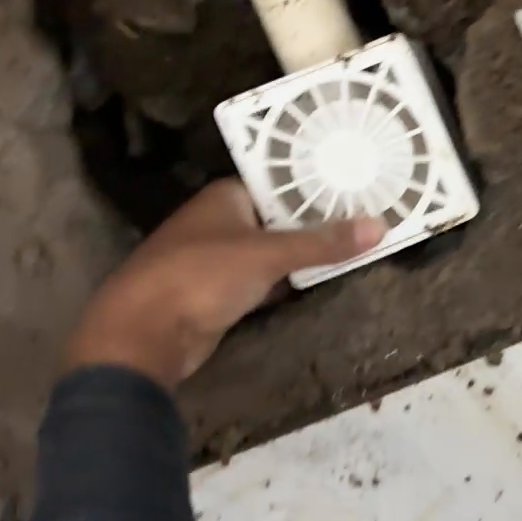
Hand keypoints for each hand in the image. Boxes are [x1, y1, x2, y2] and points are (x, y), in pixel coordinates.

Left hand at [64, 179, 384, 390]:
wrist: (139, 340)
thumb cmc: (199, 277)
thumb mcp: (269, 254)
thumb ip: (324, 242)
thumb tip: (381, 225)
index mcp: (225, 198)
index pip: (281, 181)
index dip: (318, 183)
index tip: (359, 183)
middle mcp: (221, 221)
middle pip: (282, 215)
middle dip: (321, 218)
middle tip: (370, 211)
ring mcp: (218, 258)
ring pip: (276, 247)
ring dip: (308, 249)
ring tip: (358, 239)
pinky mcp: (220, 291)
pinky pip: (268, 276)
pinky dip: (293, 276)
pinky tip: (326, 274)